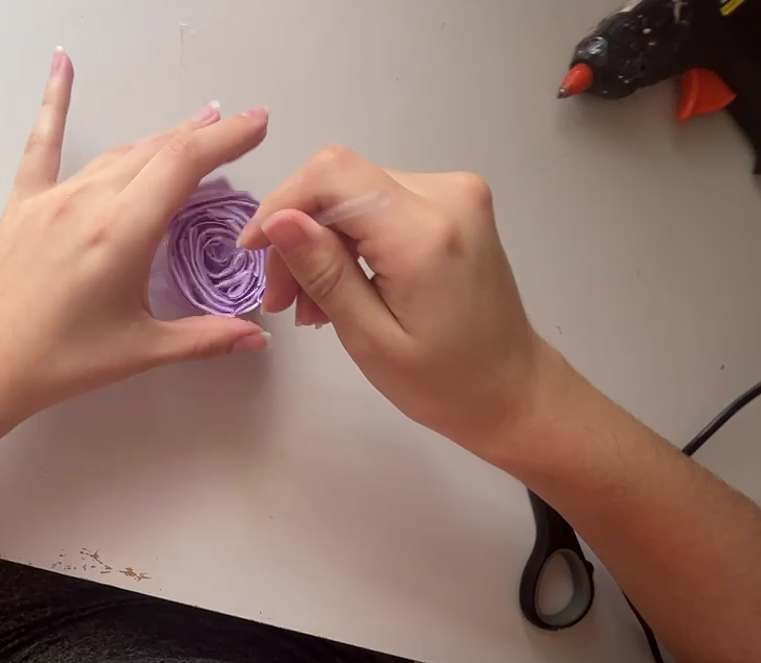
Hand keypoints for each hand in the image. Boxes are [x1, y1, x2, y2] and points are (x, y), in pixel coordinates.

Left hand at [0, 51, 271, 423]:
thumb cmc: (61, 362)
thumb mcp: (141, 350)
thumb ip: (205, 338)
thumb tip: (256, 339)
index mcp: (122, 232)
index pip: (185, 165)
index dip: (227, 139)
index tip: (256, 124)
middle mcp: (89, 202)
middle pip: (156, 151)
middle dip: (201, 137)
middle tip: (234, 128)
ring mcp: (53, 199)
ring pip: (116, 153)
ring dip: (158, 138)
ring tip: (192, 126)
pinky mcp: (24, 206)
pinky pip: (43, 145)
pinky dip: (55, 104)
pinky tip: (62, 67)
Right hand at [238, 145, 556, 452]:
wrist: (508, 388)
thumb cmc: (441, 382)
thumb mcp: (370, 337)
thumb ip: (324, 272)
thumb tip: (278, 220)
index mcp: (424, 232)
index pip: (333, 175)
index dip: (281, 204)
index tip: (253, 254)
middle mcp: (445, 193)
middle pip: (340, 184)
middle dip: (298, 236)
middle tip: (283, 302)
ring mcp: (454, 194)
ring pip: (354, 195)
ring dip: (321, 245)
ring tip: (313, 307)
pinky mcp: (453, 205)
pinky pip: (380, 207)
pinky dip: (350, 243)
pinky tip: (342, 288)